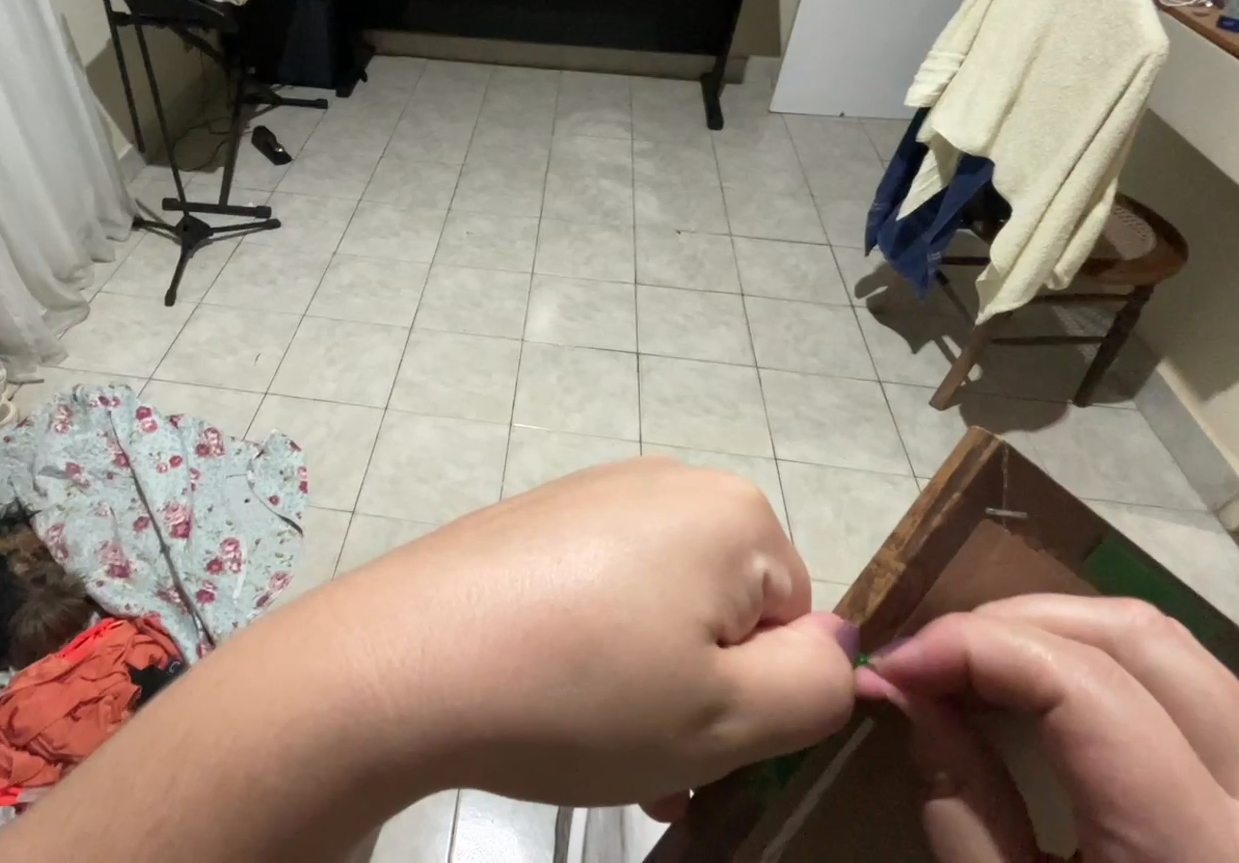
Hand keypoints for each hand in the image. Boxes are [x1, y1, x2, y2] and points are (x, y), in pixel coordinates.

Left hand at [0, 456, 859, 862]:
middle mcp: (664, 480)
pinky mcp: (535, 515)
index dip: (760, 696)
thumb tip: (829, 641)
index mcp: (729, 508)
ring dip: (648, 679)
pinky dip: (593, 643)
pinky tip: (548, 689)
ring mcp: (590, 490)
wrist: (409, 655)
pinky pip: (597, 585)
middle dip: (701, 690)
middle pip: (723, 606)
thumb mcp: (731, 717)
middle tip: (649, 759)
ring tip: (595, 737)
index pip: (796, 618)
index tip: (702, 748)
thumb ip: (817, 683)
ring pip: (659, 604)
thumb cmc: (583, 689)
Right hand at [856, 595, 1238, 862]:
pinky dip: (1087, 660)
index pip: (1086, 686)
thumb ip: (959, 796)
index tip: (894, 664)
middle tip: (933, 655)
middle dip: (1013, 620)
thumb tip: (901, 687)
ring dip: (1051, 631)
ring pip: (1169, 647)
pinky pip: (1178, 689)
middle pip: (1143, 638)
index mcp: (1204, 858)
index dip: (973, 646)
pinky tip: (1028, 690)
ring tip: (973, 662)